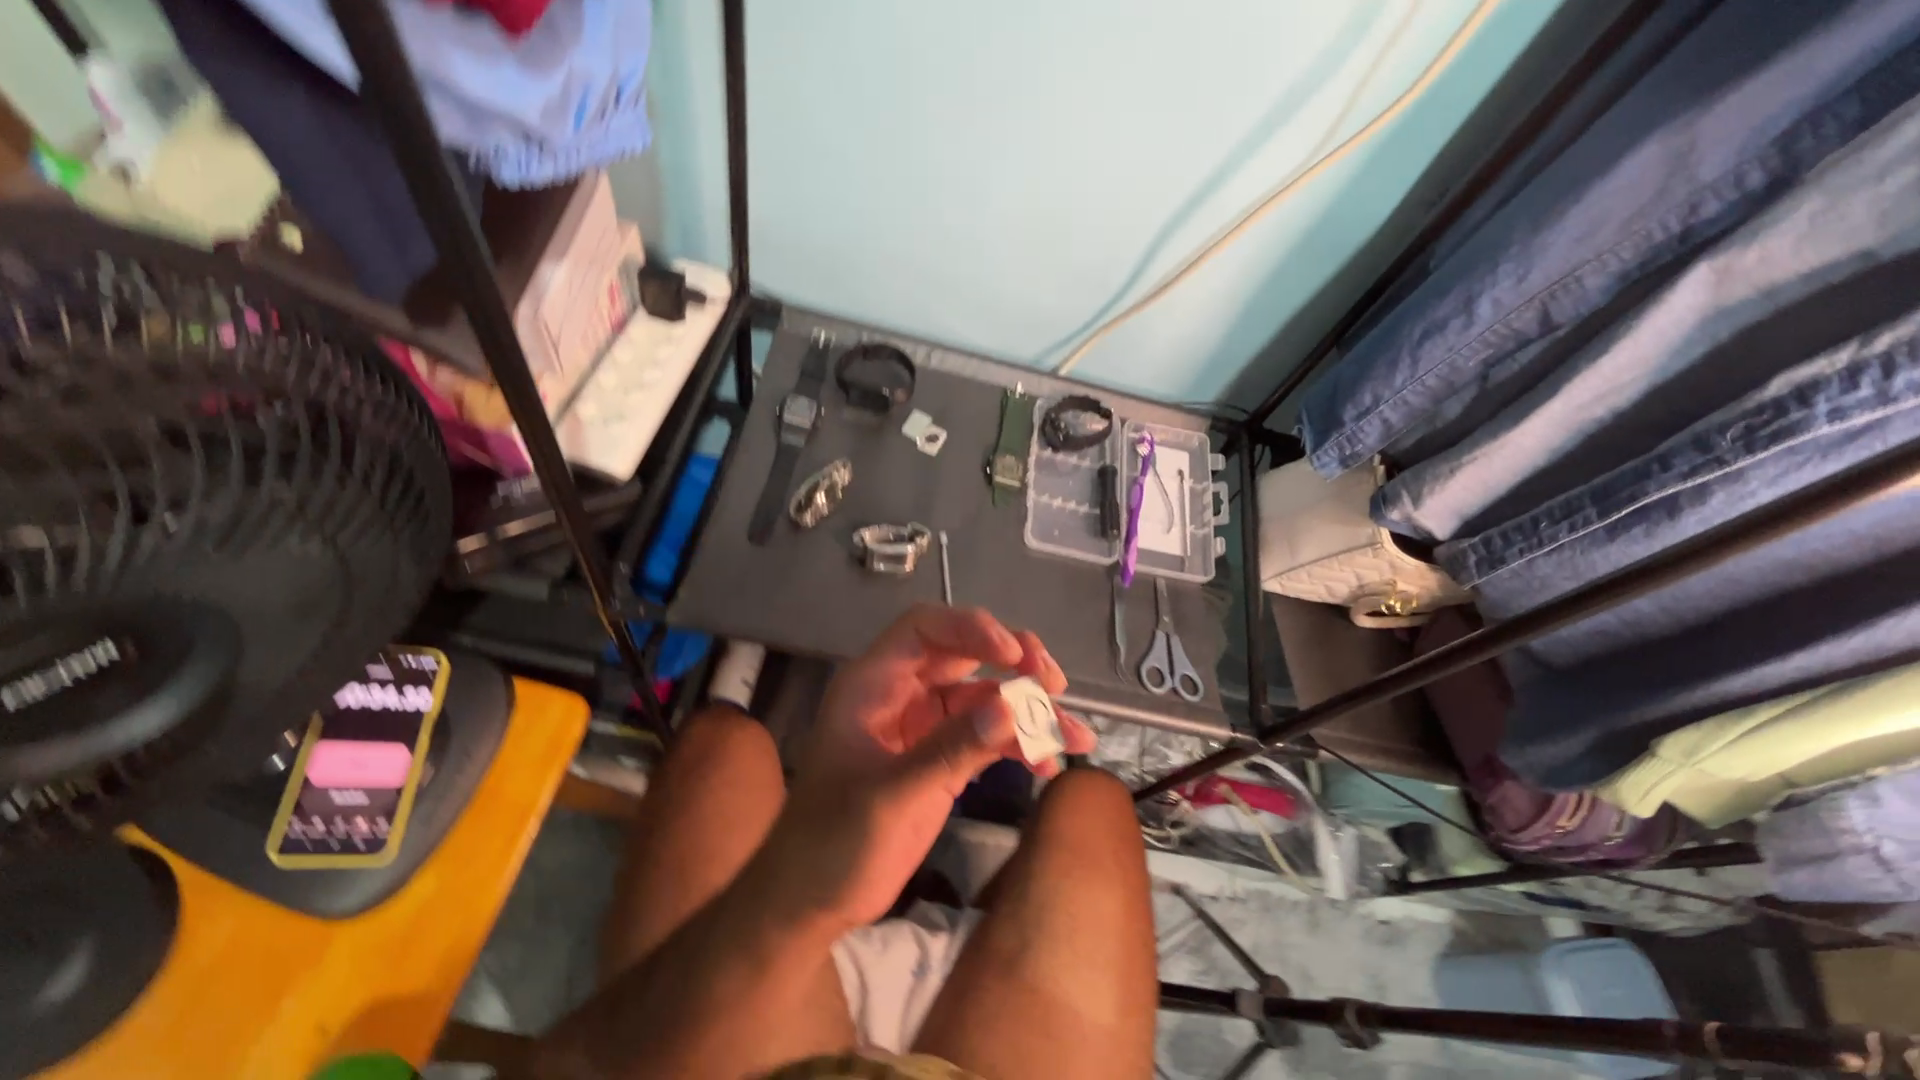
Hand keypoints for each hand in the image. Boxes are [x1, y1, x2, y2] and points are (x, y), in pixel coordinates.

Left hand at [755, 605, 1095, 929]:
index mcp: (873, 686)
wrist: (811, 901)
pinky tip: (1051, 765)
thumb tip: (1013, 707)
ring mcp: (925, 728)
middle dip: (1013, 664)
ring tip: (1074, 735)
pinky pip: (989, 738)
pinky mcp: (942, 761)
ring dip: (1030, 712)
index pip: (924, 630)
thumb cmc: (832, 842)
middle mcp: (902, 696)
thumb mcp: (891, 796)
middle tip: (1054, 683)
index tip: (1014, 655)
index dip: (971, 629)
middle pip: (964, 656)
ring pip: (985, 699)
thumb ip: (950, 750)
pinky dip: (1020, 746)